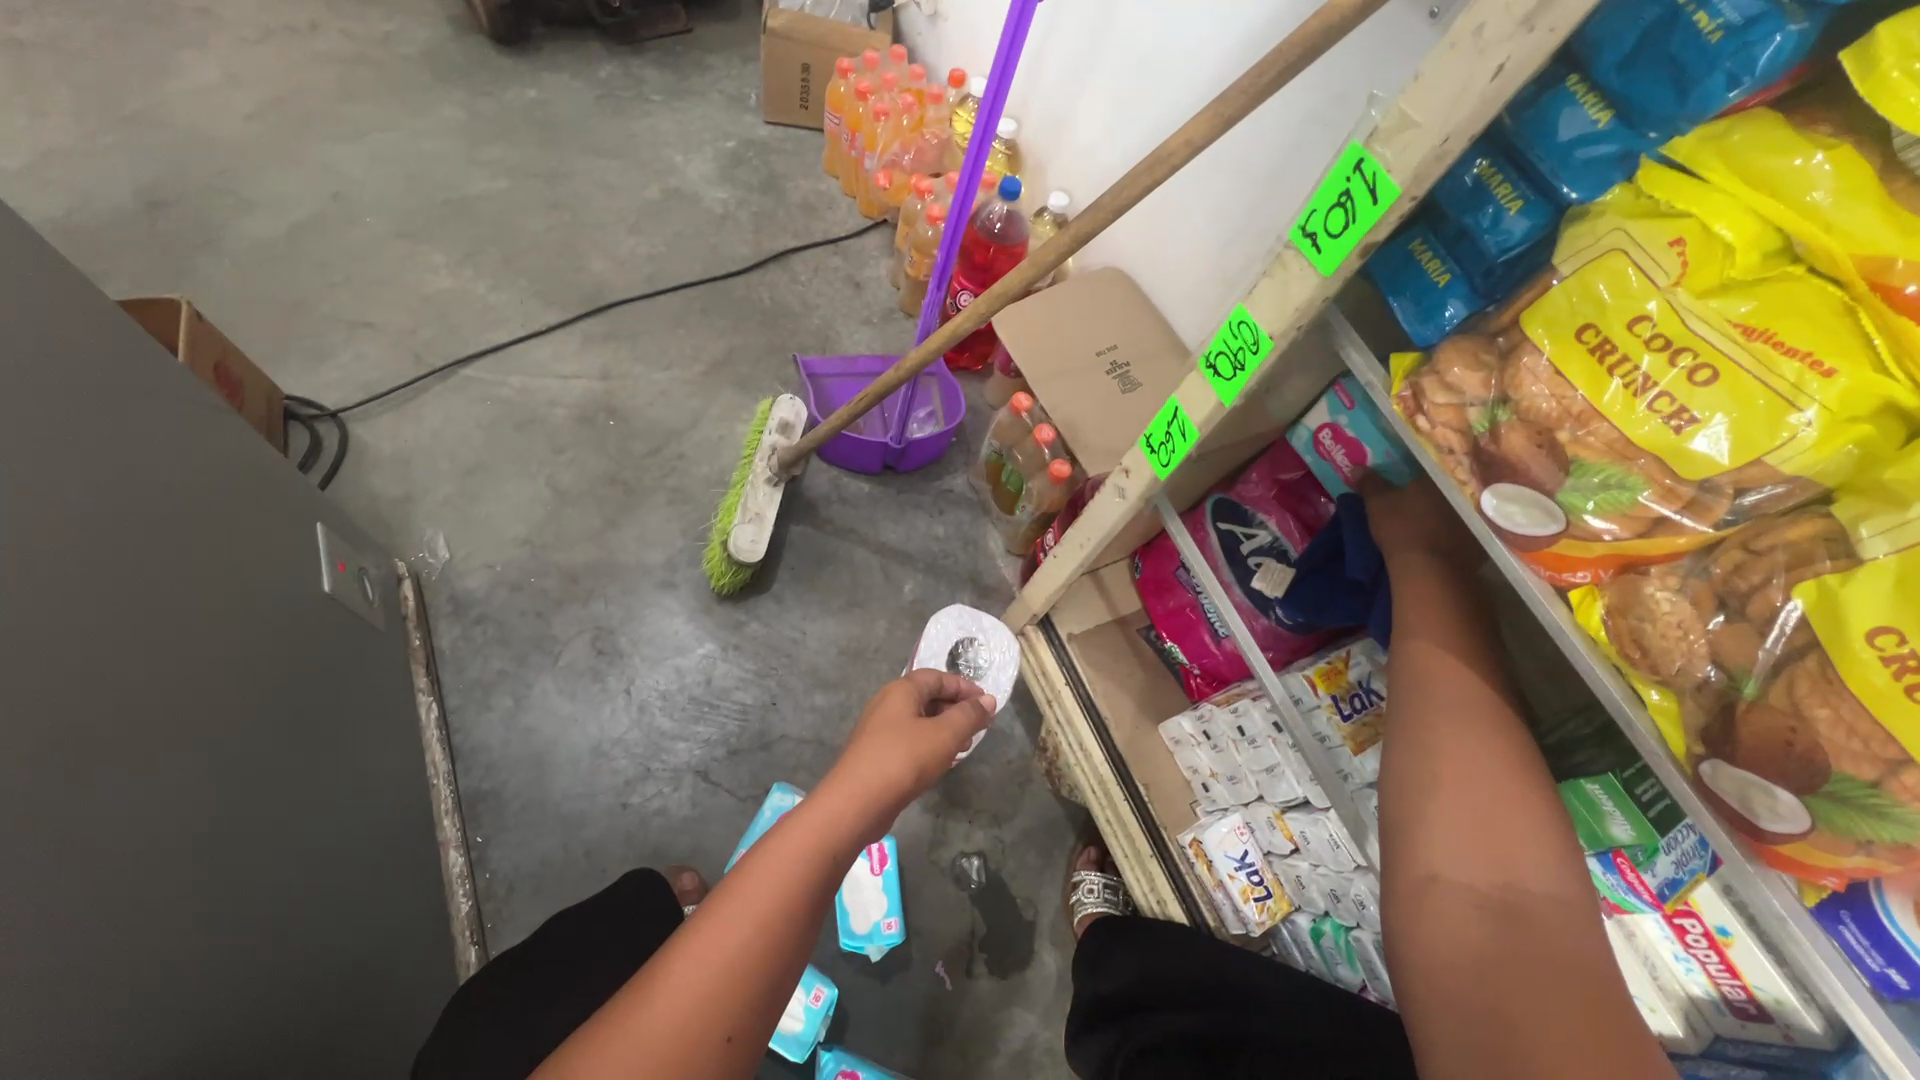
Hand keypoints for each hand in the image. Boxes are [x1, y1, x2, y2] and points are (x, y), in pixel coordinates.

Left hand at [820, 670, 995, 833]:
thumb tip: (988, 700)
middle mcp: (887, 704)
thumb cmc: (904, 759)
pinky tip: (942, 763)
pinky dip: (929, 745)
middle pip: (927, 697)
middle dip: (955, 709)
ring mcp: (879, 731)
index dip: (963, 687)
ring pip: (919, 721)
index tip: (986, 704)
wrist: (857, 803)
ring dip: (944, 729)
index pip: (937, 677)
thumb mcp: (944, 735)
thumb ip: (969, 715)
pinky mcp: (877, 755)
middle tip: (978, 727)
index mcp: (901, 691)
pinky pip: (909, 741)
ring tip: (964, 746)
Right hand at [1356, 472, 1483, 570]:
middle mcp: (1460, 494)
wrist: (1428, 569)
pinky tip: (1438, 542)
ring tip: (1426, 523)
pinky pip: (1461, 533)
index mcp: (1437, 479)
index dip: (1411, 475)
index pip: (1424, 469)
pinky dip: (1450, 535)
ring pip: (1454, 511)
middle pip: (1442, 489)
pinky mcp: (1476, 543)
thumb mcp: (1377, 503)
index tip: (1401, 482)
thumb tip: (1357, 467)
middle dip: (1429, 494)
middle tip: (1414, 502)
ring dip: (1442, 515)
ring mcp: (1472, 519)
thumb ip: (1369, 483)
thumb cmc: (1401, 528)